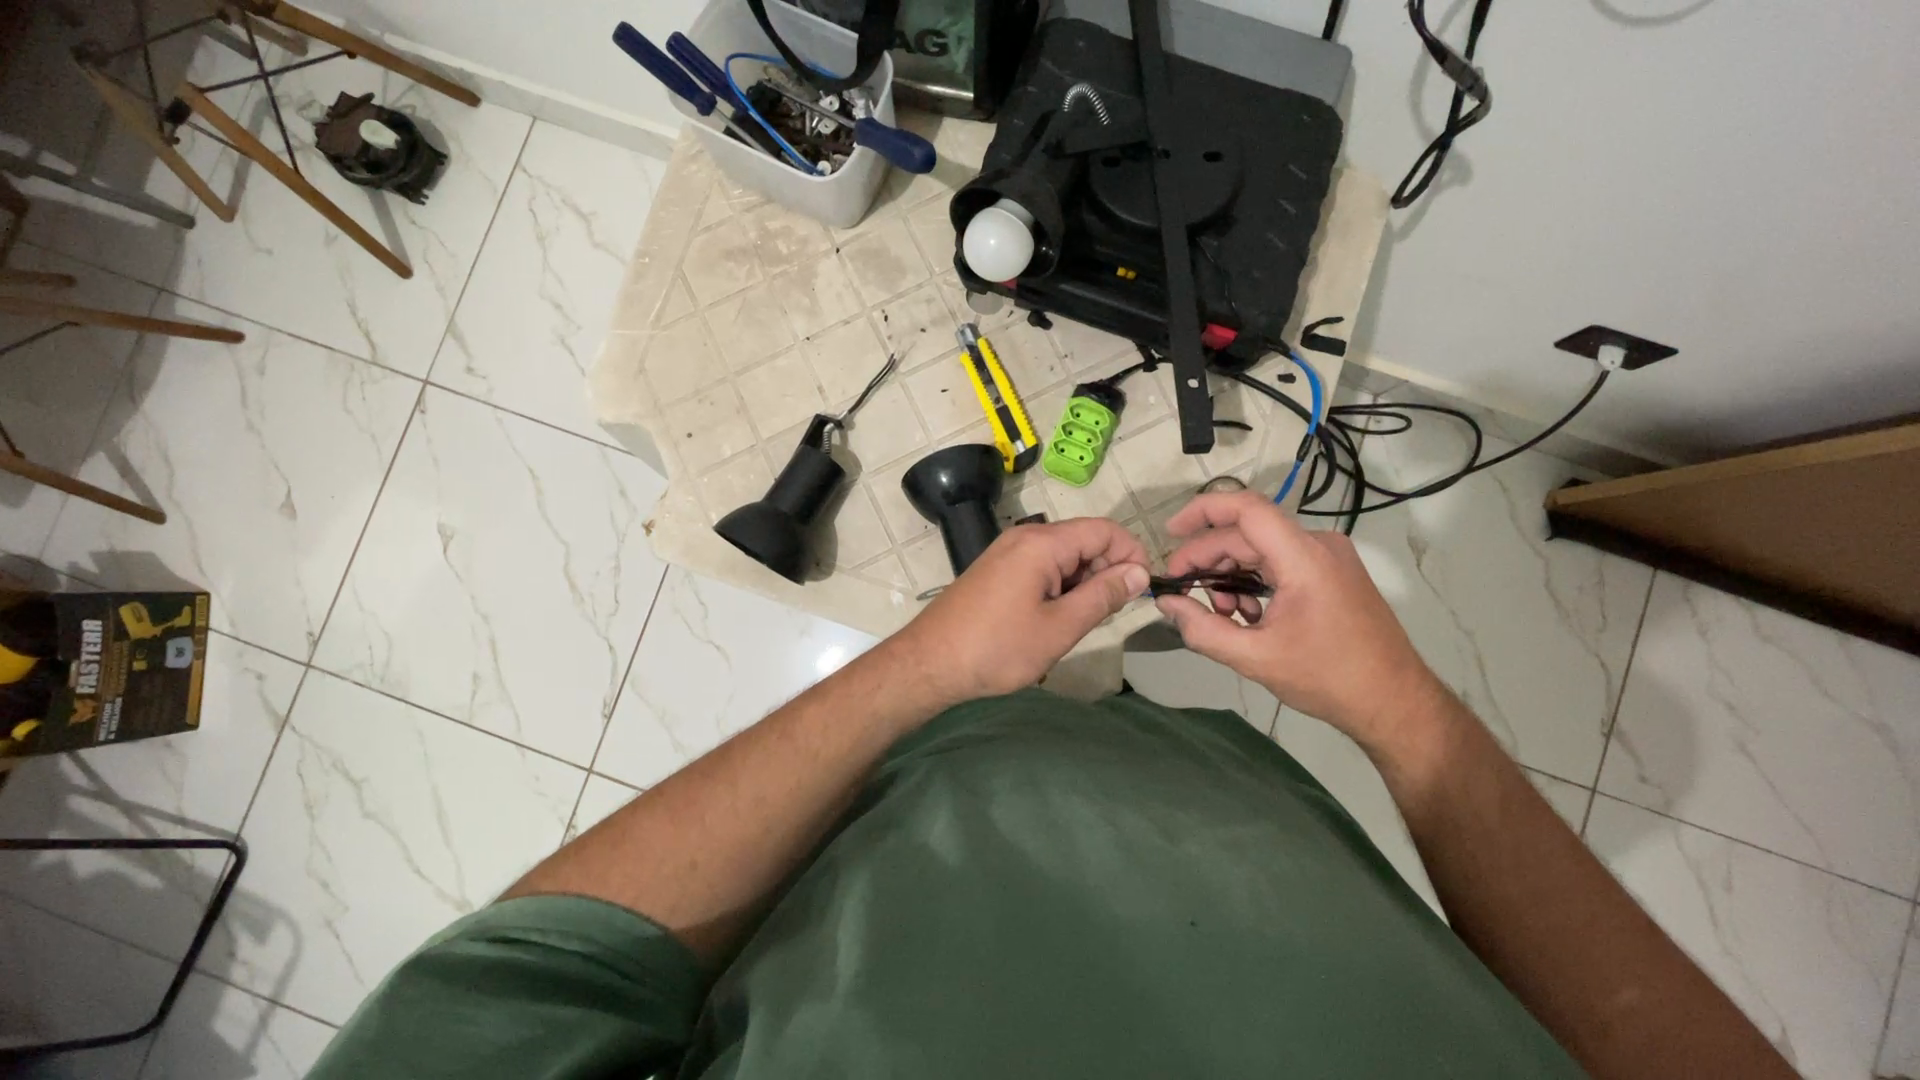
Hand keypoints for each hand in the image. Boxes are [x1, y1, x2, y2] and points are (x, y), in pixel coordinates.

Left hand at [886, 518, 1150, 706]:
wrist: (929, 663)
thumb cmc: (998, 648)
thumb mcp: (1060, 627)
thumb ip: (1103, 596)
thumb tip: (1139, 573)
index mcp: (1042, 543)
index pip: (1104, 531)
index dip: (1131, 554)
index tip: (1143, 589)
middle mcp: (1024, 538)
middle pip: (1083, 540)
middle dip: (1106, 571)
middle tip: (1110, 613)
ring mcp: (1006, 553)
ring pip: (1063, 556)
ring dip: (1082, 583)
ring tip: (1079, 622)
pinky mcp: (996, 571)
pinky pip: (1040, 568)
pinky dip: (1058, 587)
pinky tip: (1054, 620)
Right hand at [1153, 491, 1445, 749]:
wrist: (1394, 702)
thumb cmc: (1327, 679)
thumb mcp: (1255, 658)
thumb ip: (1202, 628)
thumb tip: (1166, 603)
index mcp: (1304, 557)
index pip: (1246, 509)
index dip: (1202, 511)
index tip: (1169, 533)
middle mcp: (1318, 545)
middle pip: (1247, 534)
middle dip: (1207, 559)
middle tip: (1181, 591)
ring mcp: (1329, 557)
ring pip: (1261, 549)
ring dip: (1230, 575)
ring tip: (1221, 615)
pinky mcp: (1332, 573)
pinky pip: (1280, 563)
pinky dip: (1254, 582)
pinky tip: (1248, 617)